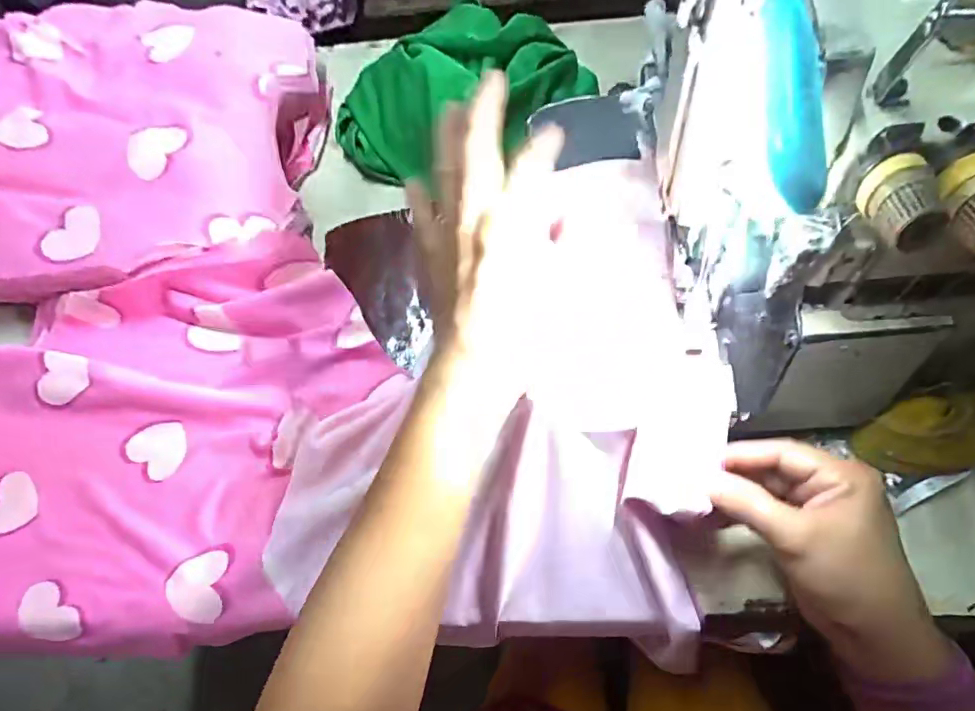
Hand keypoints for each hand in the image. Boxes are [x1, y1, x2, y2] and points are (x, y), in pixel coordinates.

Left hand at [406, 71, 562, 415]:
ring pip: (442, 170)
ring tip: (448, 109)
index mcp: (511, 222)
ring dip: (446, 136)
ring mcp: (445, 233)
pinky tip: (416, 181)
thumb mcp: (554, 285)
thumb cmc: (524, 333)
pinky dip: (420, 194)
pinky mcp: (427, 255)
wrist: (474, 366)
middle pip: (477, 149)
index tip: (555, 133)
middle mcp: (473, 216)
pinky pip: (420, 214)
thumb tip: (557, 220)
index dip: (543, 146)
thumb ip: (554, 244)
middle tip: (491, 81)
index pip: (529, 167)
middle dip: (486, 110)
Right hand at [709, 439, 954, 679]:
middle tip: (691, 480)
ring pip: (769, 493)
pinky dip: (745, 515)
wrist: (873, 631)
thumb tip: (704, 481)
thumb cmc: (842, 576)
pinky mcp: (805, 533)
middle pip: (774, 470)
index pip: (783, 452)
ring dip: (736, 496)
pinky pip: (770, 514)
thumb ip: (749, 504)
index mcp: (840, 474)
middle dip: (734, 476)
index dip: (740, 455)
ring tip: (697, 499)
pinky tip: (716, 518)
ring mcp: (818, 510)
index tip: (699, 461)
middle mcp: (830, 484)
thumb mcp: (794, 536)